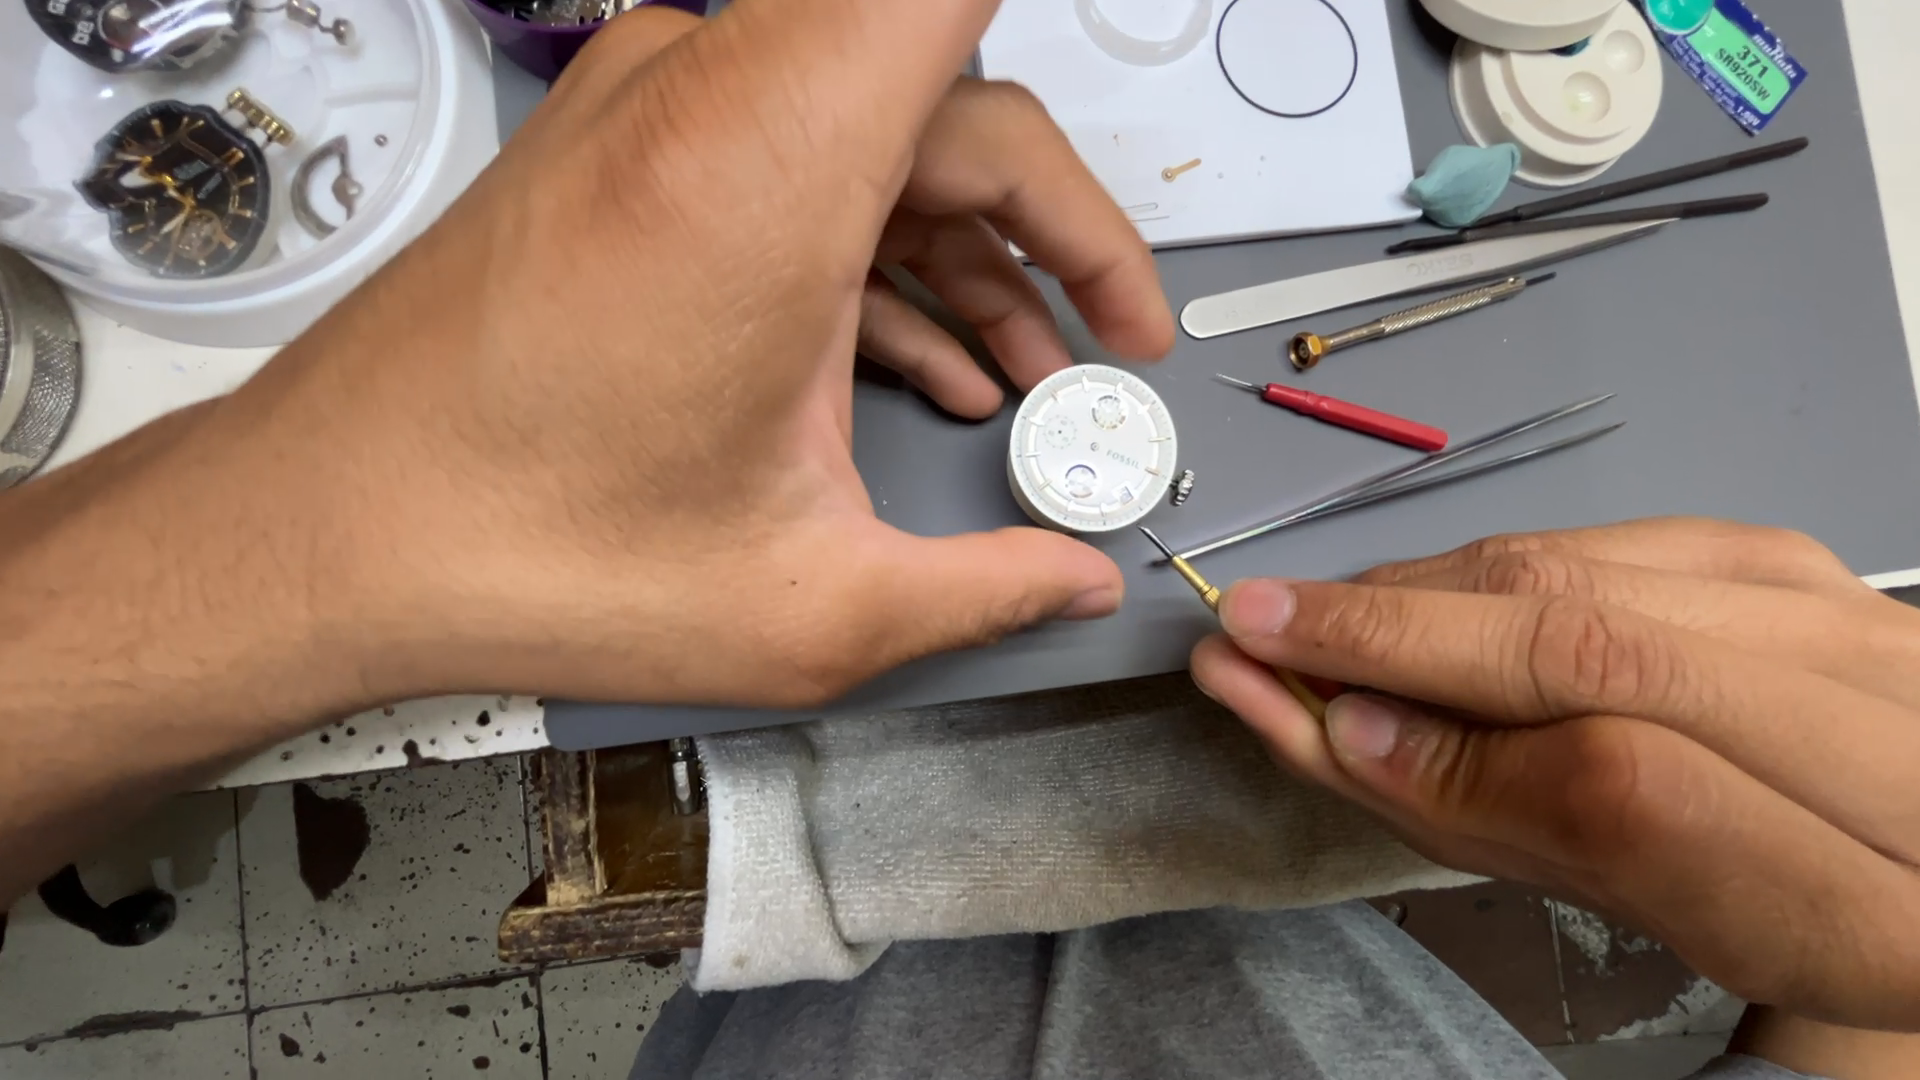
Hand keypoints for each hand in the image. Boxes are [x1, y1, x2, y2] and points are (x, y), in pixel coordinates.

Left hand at [204, 0, 1169, 707]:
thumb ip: (982, 589)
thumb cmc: (531, 556)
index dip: (1034, 26)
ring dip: (983, 260)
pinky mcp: (649, 183)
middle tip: (1114, 340)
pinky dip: (895, 269)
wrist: (341, 544)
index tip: (1101, 139)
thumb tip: (1073, 581)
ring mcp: (673, 136)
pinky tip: (934, 367)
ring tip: (1035, 373)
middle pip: (961, 111)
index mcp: (769, 178)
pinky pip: (817, 189)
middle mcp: (715, 114)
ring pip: (893, 151)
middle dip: (1062, 231)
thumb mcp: (815, 606)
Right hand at [1189, 518, 1919, 1030]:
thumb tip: (1338, 722)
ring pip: (1572, 576)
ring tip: (1318, 616)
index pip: (1632, 800)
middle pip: (1592, 650)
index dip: (1448, 755)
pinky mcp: (1781, 555)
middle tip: (1253, 619)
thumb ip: (1463, 816)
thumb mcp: (1589, 903)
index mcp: (1870, 910)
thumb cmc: (1699, 891)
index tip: (1312, 719)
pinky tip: (1416, 601)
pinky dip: (1469, 571)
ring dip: (1410, 595)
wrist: (1850, 816)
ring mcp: (1844, 616)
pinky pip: (1583, 540)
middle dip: (1388, 633)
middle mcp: (1892, 736)